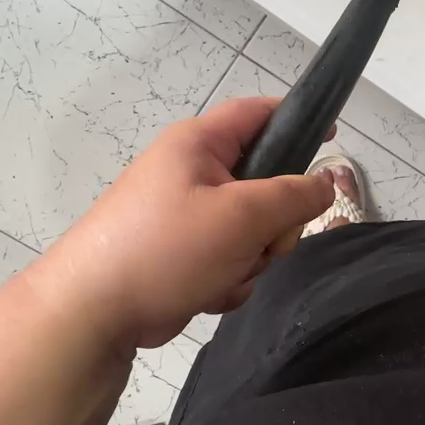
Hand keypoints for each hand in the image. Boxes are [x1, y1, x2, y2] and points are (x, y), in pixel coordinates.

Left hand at [27, 98, 333, 349]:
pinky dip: (231, 275)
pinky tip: (210, 290)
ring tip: (228, 272)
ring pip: (254, 226)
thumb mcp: (243, 216)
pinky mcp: (184, 252)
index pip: (258, 112)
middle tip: (270, 240)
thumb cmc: (166, 248)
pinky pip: (232, 256)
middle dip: (276, 220)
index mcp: (199, 145)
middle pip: (265, 182)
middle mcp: (193, 172)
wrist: (93, 312)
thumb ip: (295, 196)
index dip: (298, 119)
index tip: (331, 139)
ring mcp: (187, 214)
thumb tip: (326, 184)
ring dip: (254, 255)